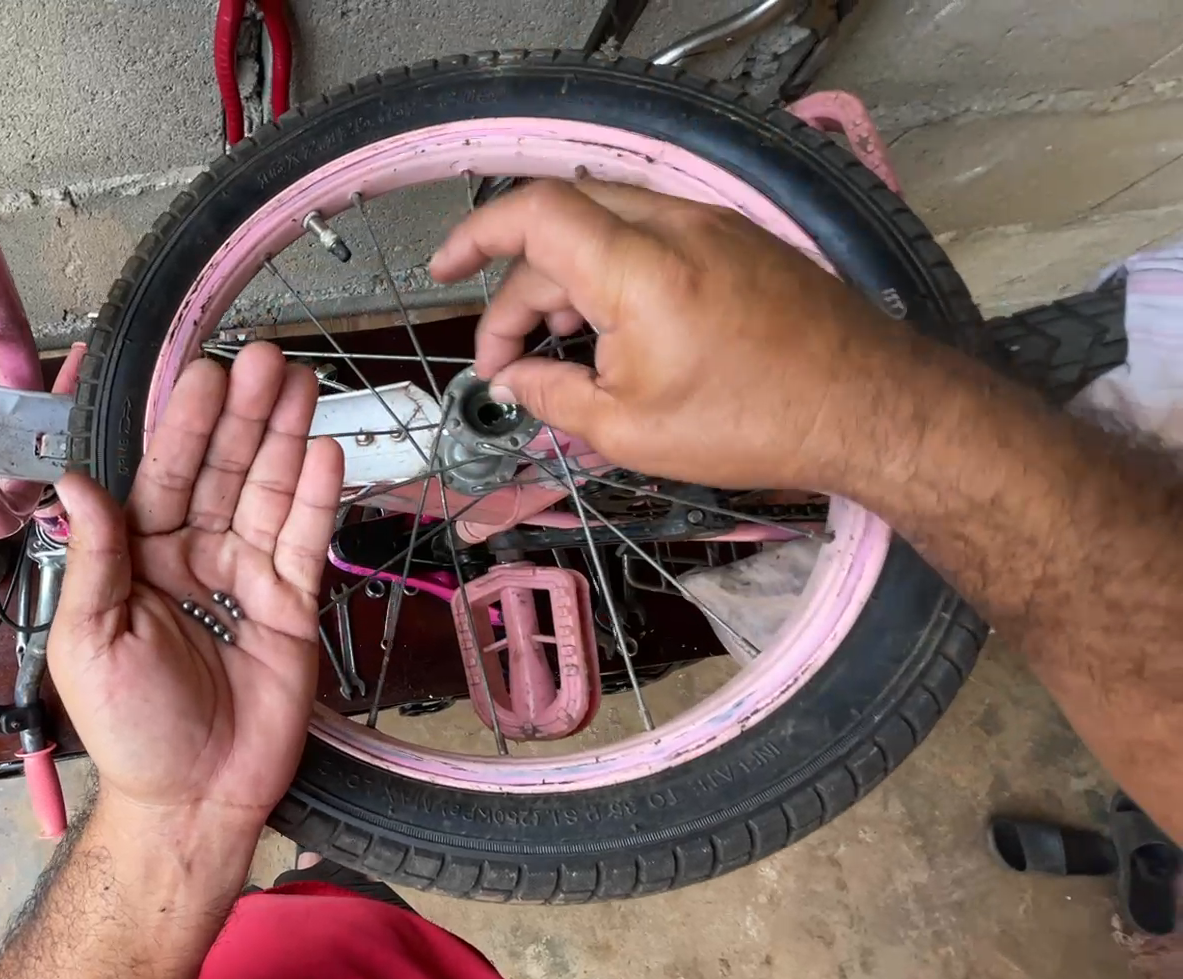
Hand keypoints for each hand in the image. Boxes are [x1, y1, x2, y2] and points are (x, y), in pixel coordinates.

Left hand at [50, 344, 343, 856]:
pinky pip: (305, 545)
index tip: (207, 375)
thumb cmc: (130, 726)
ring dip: (285, 441)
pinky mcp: (292, 606)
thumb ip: (95, 560)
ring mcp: (247, 579)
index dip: (187, 426)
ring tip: (303, 386)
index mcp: (141, 558)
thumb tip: (75, 483)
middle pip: (225, 474)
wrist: (193, 796)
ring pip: (269, 497)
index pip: (167, 477)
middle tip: (267, 361)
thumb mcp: (91, 641)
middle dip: (245, 417)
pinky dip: (316, 501)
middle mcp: (194, 556)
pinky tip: (325, 454)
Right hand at [428, 178, 937, 493]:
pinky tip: (605, 331)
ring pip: (596, 228)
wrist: (873, 409)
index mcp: (637, 272)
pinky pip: (641, 236)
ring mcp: (707, 226)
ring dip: (557, 284)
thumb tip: (510, 382)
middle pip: (556, 227)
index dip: (473, 236)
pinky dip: (601, 276)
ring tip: (557, 351)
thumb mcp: (623, 429)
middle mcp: (672, 229)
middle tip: (506, 360)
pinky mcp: (730, 239)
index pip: (532, 213)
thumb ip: (548, 395)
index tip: (442, 272)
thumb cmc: (750, 424)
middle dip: (514, 291)